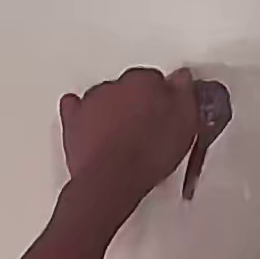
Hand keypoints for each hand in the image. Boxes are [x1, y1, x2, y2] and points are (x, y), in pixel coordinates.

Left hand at [59, 67, 201, 213]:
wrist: (113, 179)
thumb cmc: (146, 156)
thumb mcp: (186, 124)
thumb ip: (185, 95)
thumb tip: (183, 80)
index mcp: (146, 80)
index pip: (157, 79)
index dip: (163, 99)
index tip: (167, 114)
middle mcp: (117, 86)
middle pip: (129, 87)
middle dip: (137, 104)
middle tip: (147, 129)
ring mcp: (93, 102)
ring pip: (104, 97)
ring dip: (112, 110)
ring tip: (122, 137)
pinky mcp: (74, 120)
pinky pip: (73, 107)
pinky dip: (81, 113)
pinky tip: (90, 125)